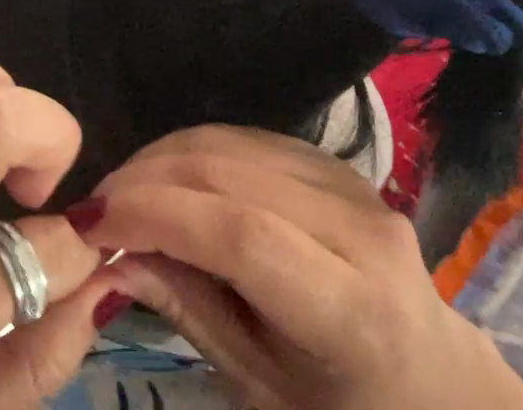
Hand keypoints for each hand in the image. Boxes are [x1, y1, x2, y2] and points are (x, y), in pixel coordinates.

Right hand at [80, 126, 522, 409]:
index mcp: (353, 312)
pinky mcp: (341, 166)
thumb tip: (107, 257)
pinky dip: (194, 151)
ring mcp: (357, 188)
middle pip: (230, 174)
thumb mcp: (258, 386)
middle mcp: (363, 233)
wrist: (434, 386)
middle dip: (145, 180)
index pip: (242, 235)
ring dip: (162, 158)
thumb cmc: (340, 408)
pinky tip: (168, 179)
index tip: (89, 224)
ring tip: (123, 194)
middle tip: (94, 208)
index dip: (155, 215)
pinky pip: (249, 139)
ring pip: (233, 143)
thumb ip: (186, 309)